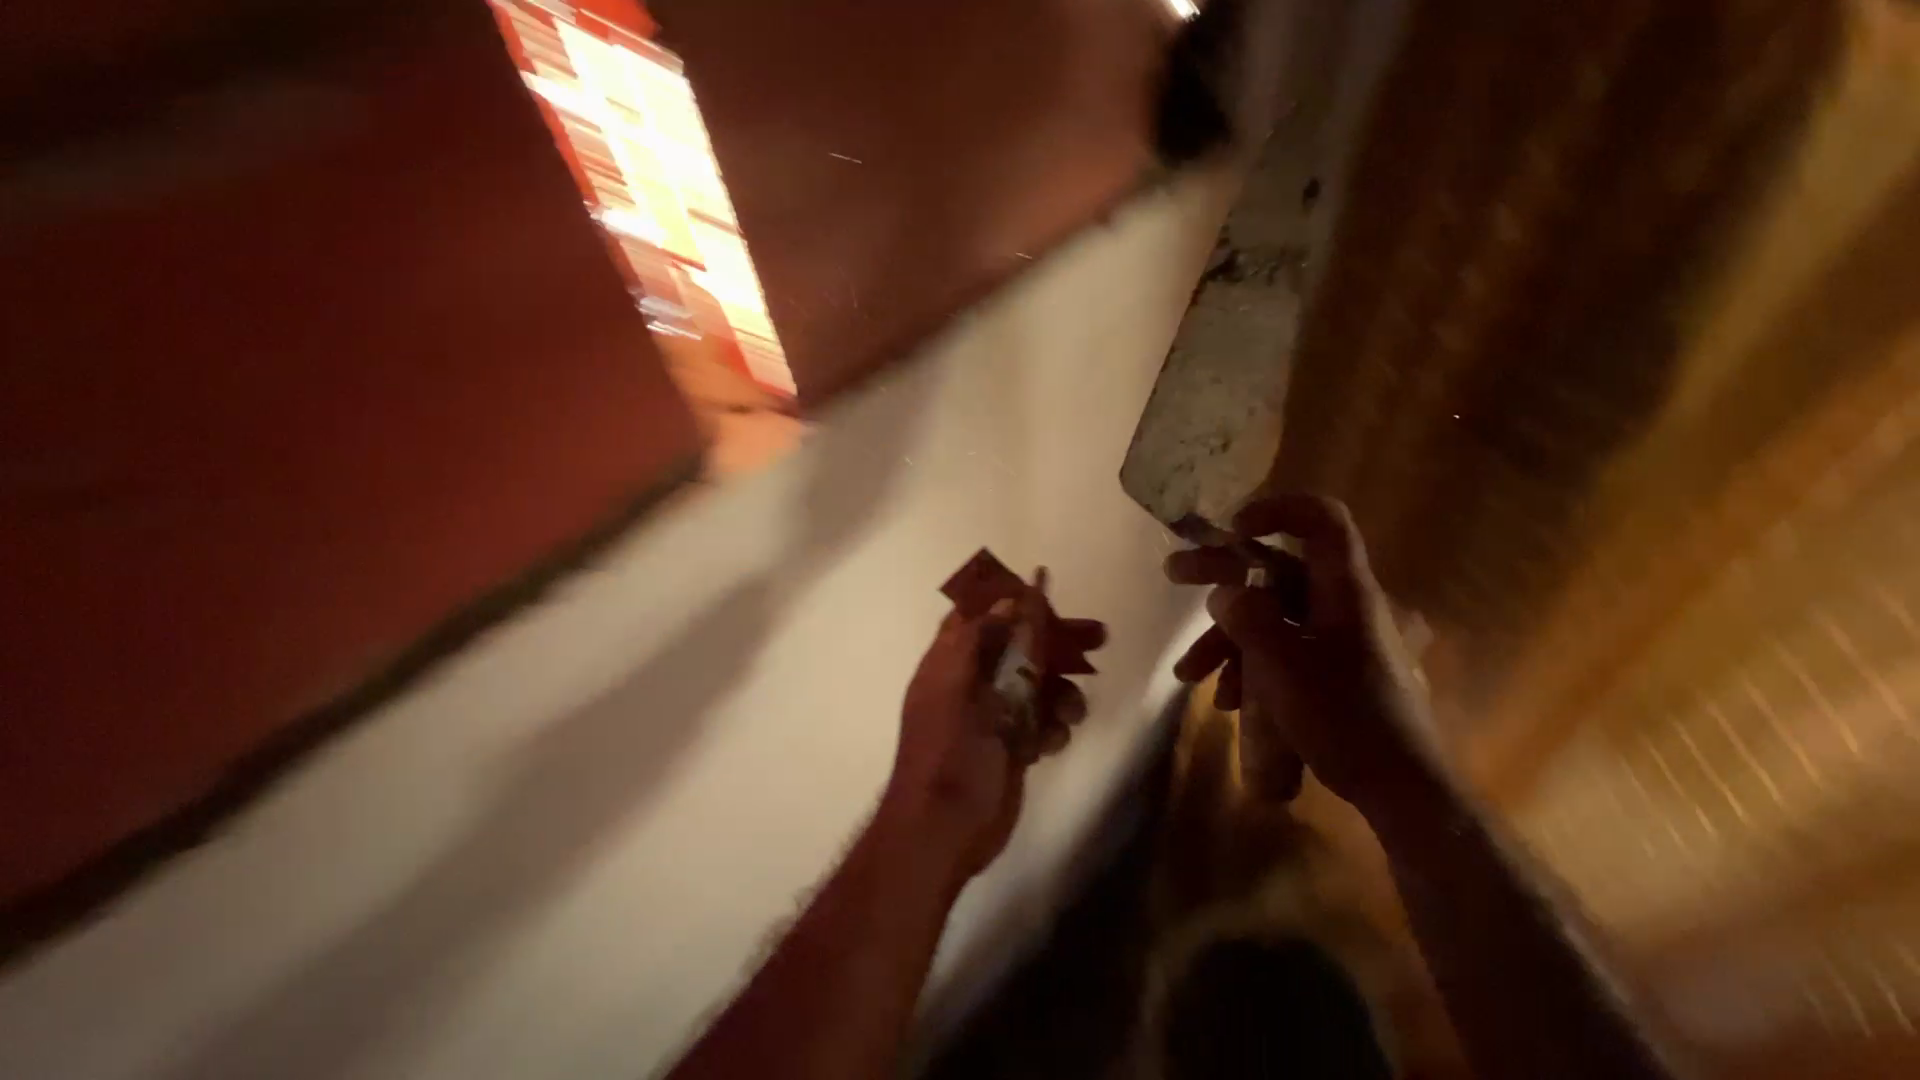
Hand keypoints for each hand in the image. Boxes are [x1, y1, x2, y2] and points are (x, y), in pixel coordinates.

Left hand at [882, 596, 1105, 883]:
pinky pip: (1043, 722)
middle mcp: (972, 683)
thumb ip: (982, 640)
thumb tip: (1012, 600)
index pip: (979, 615)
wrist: (943, 830)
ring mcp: (994, 716)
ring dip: (1061, 692)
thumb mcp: (957, 687)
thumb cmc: (946, 752)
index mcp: (949, 663)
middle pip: (1019, 646)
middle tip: (1099, 636)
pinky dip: (1053, 728)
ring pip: (1039, 685)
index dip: (1011, 602)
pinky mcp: (1013, 747)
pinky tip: (1051, 743)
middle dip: (1056, 642)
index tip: (1048, 593)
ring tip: (1071, 711)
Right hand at [1163, 493, 1434, 814]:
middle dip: (1221, 577)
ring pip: (1274, 615)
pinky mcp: (1334, 669)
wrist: (1400, 788)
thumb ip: (1249, 620)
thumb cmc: (1345, 719)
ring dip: (1227, 637)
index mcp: (1345, 591)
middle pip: (1278, 570)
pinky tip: (1225, 699)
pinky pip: (1285, 647)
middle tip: (1172, 574)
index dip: (1277, 509)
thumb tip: (1226, 591)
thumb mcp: (1283, 668)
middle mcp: (1344, 605)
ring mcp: (1340, 639)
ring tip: (1188, 675)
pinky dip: (1251, 664)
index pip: (1322, 521)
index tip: (1232, 528)